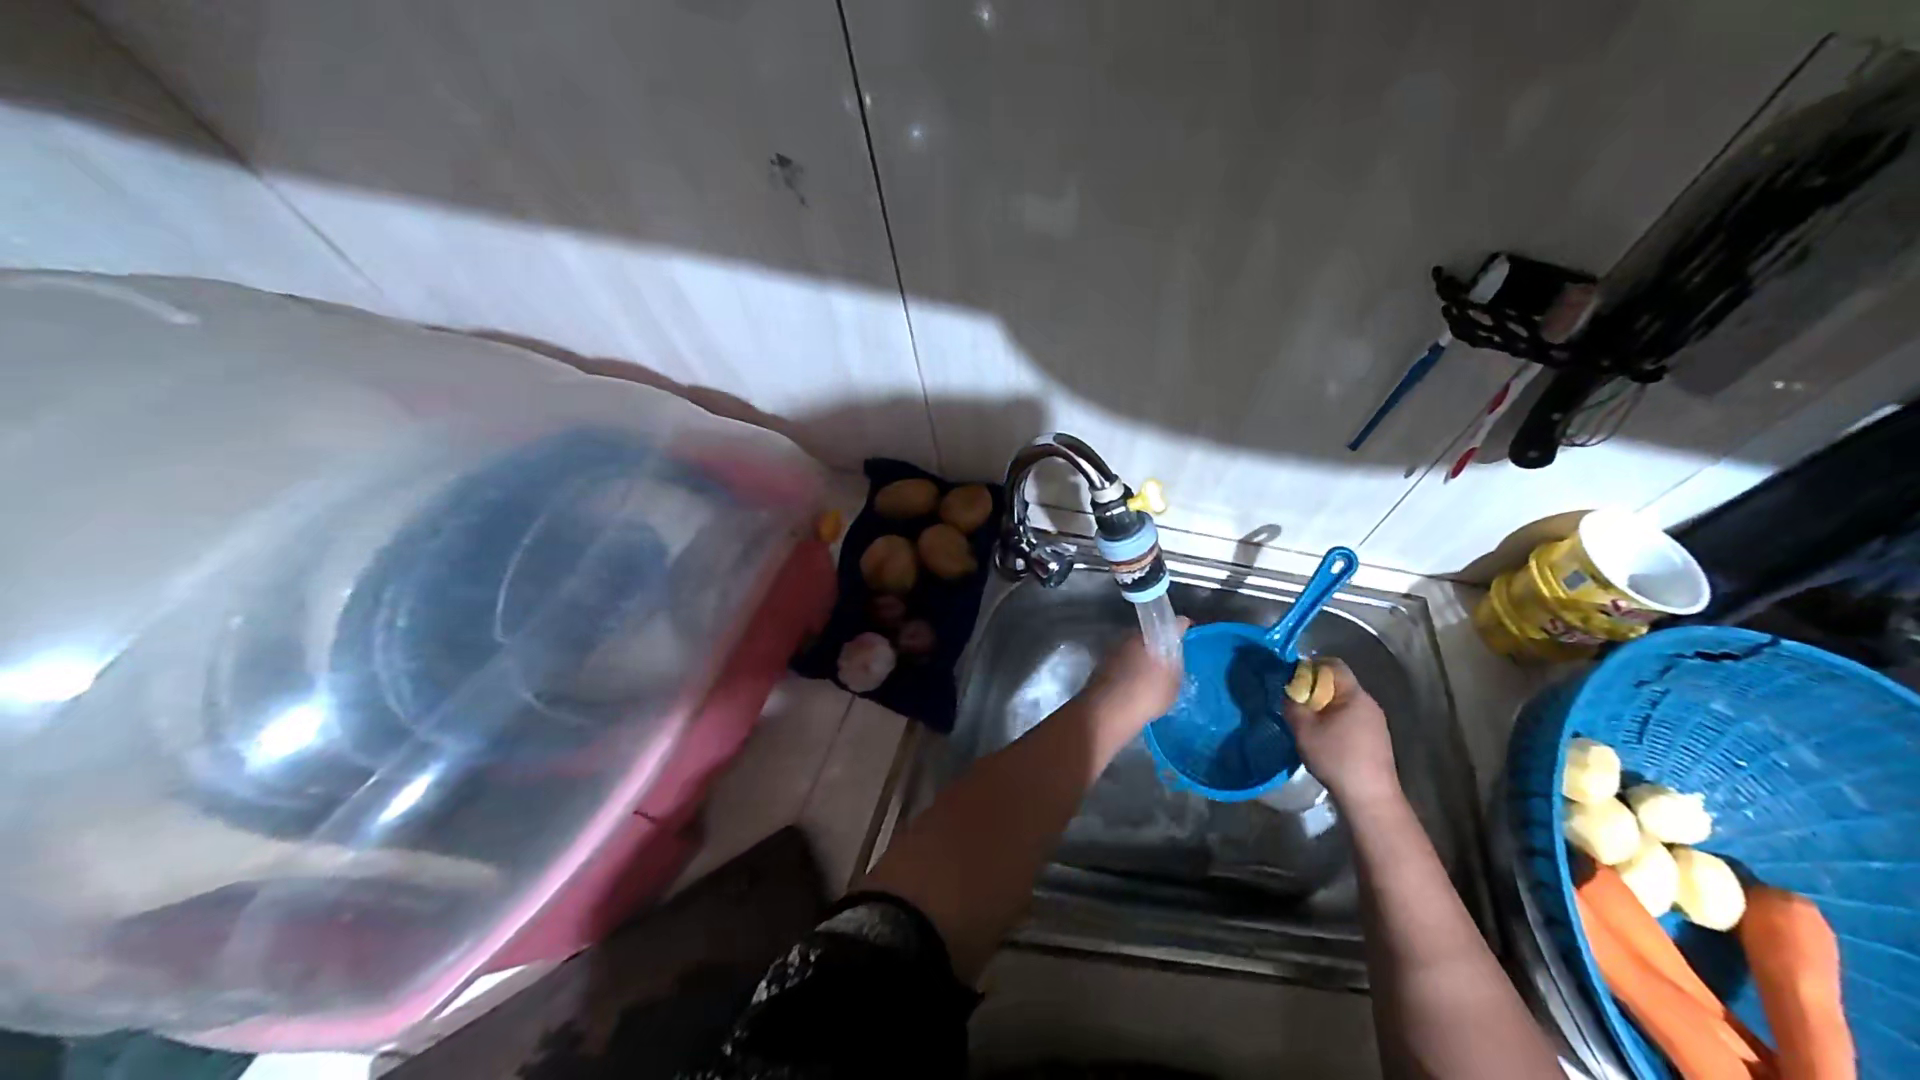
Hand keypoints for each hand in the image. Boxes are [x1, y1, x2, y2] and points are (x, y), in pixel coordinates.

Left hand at [1079, 618, 1189, 734]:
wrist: (1107, 709)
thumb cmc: (1146, 696)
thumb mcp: (1173, 685)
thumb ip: (1175, 667)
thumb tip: (1172, 659)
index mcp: (1154, 636)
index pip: (1174, 624)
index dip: (1183, 626)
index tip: (1187, 630)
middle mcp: (1133, 635)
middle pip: (1150, 634)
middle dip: (1158, 643)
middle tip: (1166, 659)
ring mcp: (1114, 646)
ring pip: (1134, 646)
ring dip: (1141, 654)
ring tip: (1148, 674)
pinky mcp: (1102, 660)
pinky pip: (1122, 658)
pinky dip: (1128, 666)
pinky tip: (1132, 682)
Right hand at [1281, 658, 1402, 809]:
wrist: (1370, 796)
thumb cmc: (1335, 757)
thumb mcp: (1303, 729)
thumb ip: (1292, 704)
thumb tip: (1288, 691)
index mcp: (1354, 695)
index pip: (1333, 665)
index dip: (1310, 667)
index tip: (1293, 683)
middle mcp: (1369, 703)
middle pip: (1339, 683)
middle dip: (1315, 689)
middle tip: (1296, 705)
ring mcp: (1376, 721)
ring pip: (1344, 702)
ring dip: (1325, 707)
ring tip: (1308, 724)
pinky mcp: (1377, 737)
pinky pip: (1352, 717)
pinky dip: (1335, 720)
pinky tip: (1326, 740)